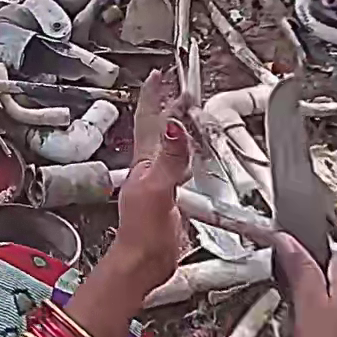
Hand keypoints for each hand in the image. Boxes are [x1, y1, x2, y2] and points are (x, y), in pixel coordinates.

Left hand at [111, 71, 193, 294]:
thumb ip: (170, 159)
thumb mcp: (159, 190)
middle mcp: (148, 168)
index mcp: (143, 162)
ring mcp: (157, 182)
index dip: (153, 97)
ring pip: (168, 146)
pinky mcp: (170, 198)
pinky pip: (179, 168)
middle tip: (177, 87)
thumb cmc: (144, 231)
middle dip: (166, 106)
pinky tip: (193, 157)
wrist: (143, 261)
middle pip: (157, 128)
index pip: (149, 120)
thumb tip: (175, 126)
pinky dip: (187, 155)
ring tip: (187, 112)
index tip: (159, 75)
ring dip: (177, 127)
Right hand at [271, 234, 336, 336]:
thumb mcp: (305, 304)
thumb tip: (288, 242)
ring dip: (327, 316)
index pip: (325, 255)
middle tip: (295, 310)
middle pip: (336, 282)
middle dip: (313, 294)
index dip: (301, 266)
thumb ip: (299, 268)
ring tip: (308, 335)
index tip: (286, 280)